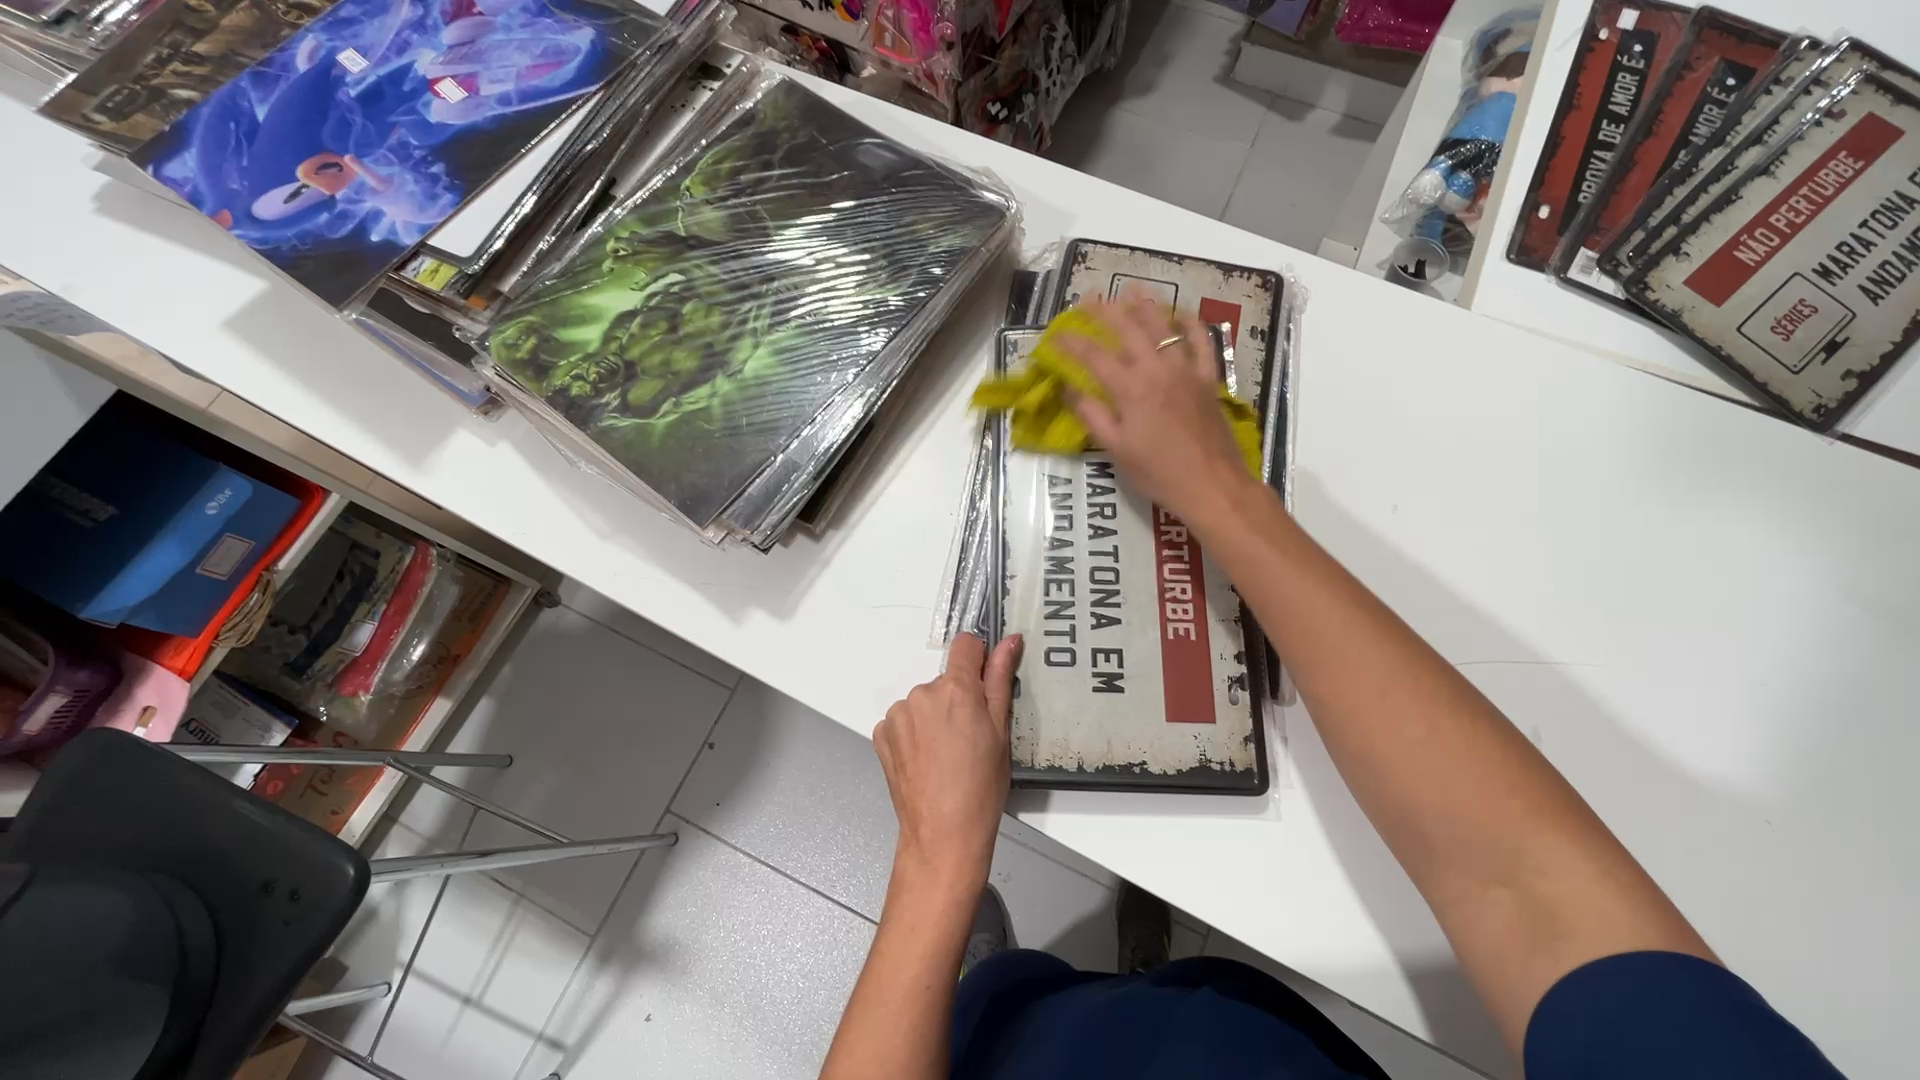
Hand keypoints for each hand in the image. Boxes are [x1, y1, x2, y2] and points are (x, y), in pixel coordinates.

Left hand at [873, 633, 1022, 892]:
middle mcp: (922, 693)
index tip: (983, 682)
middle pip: (944, 680)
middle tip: (969, 737)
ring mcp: (898, 714)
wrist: (943, 832)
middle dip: (956, 699)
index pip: (965, 645)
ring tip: (946, 754)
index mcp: (956, 689)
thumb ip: (1001, 679)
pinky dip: (914, 733)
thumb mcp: (1001, 731)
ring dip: (933, 717)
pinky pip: (903, 721)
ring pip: (922, 701)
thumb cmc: (981, 786)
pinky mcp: (881, 733)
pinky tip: (926, 760)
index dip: (977, 659)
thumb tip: (1011, 640)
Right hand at [1058, 298, 1256, 527]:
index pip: (1093, 356)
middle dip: (1105, 311)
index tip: (1055, 335)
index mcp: (1130, 389)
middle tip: (1089, 299)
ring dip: (1145, 306)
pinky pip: (1202, 343)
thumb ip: (1092, 415)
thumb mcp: (1116, 449)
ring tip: (1131, 290)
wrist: (1211, 485)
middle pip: (1128, 329)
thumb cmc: (1158, 473)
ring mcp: (1187, 371)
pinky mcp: (1209, 379)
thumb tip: (1068, 389)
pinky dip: (1191, 324)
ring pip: (1164, 327)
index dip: (1072, 342)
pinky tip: (1181, 313)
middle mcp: (1157, 370)